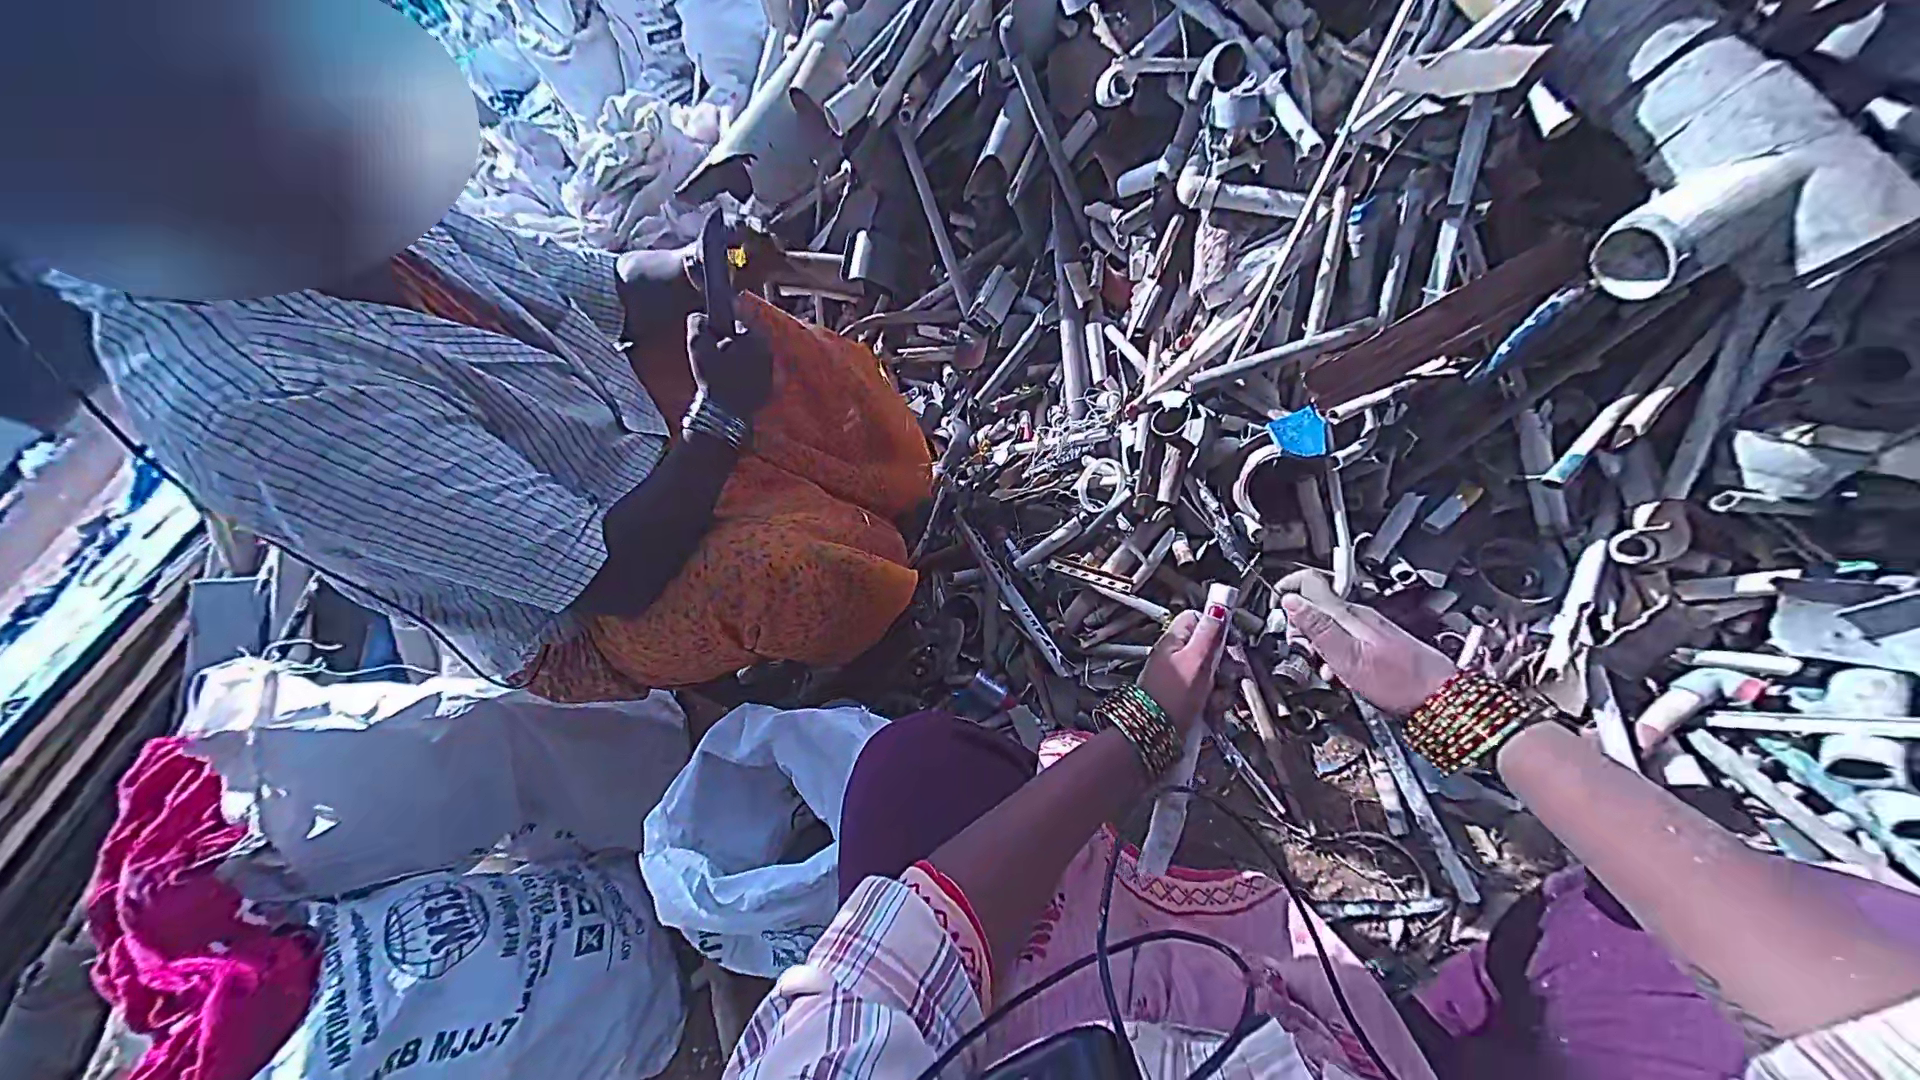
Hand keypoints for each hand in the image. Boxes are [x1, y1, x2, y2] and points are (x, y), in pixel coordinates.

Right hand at [686, 311, 772, 415]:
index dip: (722, 324)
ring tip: (720, 371)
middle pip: (746, 339)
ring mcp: (770, 373)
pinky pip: (753, 375)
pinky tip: (728, 382)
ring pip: (750, 358)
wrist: (727, 414)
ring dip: (736, 359)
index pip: (740, 319)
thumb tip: (701, 315)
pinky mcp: (767, 389)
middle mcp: (769, 354)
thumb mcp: (698, 344)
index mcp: (757, 339)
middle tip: (714, 354)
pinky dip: (742, 375)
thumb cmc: (714, 377)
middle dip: (730, 343)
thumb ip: (698, 323)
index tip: (713, 333)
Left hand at [1138, 606, 1229, 734]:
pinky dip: (1214, 705)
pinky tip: (1210, 714)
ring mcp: (1181, 679)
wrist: (1154, 735)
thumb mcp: (1196, 661)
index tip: (1232, 644)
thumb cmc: (1170, 698)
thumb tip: (1219, 605)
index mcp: (1174, 641)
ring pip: (1214, 676)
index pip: (1199, 620)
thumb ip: (1210, 633)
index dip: (1218, 629)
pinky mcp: (1186, 700)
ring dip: (1221, 690)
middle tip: (1223, 679)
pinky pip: (1209, 696)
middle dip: (1225, 667)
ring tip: (1213, 702)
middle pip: (1212, 650)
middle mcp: (1176, 657)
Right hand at [1275, 569, 1456, 715]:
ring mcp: (1366, 626)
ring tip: (1320, 663)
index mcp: (1347, 614)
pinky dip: (1329, 650)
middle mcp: (1357, 615)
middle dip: (1297, 625)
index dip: (1286, 590)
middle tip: (1301, 649)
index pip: (1308, 582)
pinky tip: (1336, 669)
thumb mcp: (1347, 657)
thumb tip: (1290, 601)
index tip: (1276, 609)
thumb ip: (1316, 626)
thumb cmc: (1399, 682)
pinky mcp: (1373, 640)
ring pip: (1324, 622)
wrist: (1441, 698)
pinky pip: (1339, 636)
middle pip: (1312, 605)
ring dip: (1313, 641)